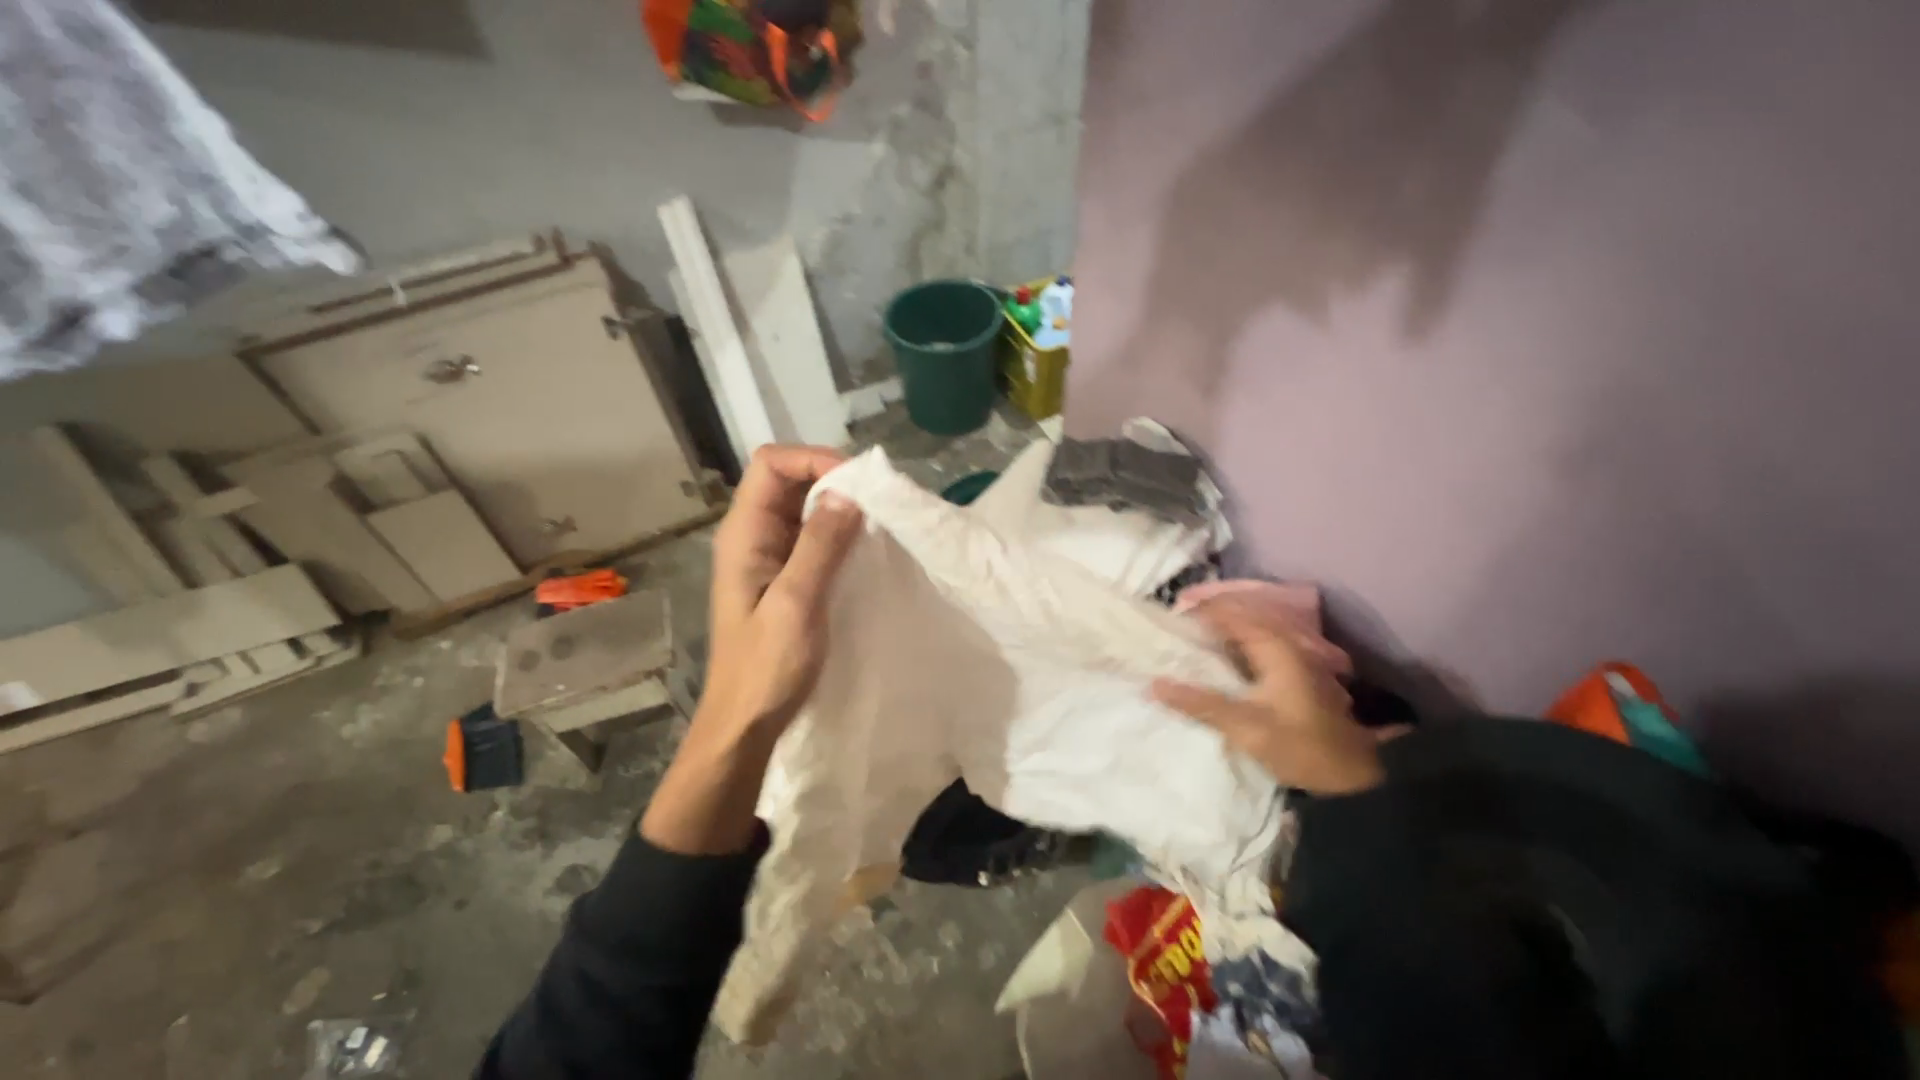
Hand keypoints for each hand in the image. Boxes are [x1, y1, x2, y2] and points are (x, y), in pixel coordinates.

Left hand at [699, 445, 864, 738]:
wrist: (746, 724)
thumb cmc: (766, 668)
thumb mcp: (795, 603)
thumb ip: (820, 546)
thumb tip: (848, 493)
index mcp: (743, 534)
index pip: (771, 464)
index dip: (813, 459)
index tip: (858, 484)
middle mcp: (752, 536)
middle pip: (788, 480)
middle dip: (832, 480)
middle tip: (877, 502)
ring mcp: (767, 558)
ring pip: (803, 509)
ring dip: (839, 507)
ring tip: (879, 521)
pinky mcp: (784, 579)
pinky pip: (811, 539)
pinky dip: (838, 533)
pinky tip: (865, 548)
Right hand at [1152, 599, 1384, 795]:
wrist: (1354, 775)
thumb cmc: (1301, 747)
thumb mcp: (1246, 728)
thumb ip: (1200, 704)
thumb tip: (1154, 684)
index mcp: (1274, 648)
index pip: (1228, 614)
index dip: (1196, 613)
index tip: (1165, 623)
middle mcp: (1285, 645)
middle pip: (1239, 619)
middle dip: (1205, 622)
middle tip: (1172, 633)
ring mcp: (1292, 660)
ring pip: (1248, 634)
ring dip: (1219, 636)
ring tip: (1188, 647)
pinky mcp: (1293, 676)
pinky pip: (1255, 650)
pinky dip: (1232, 651)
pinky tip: (1216, 667)